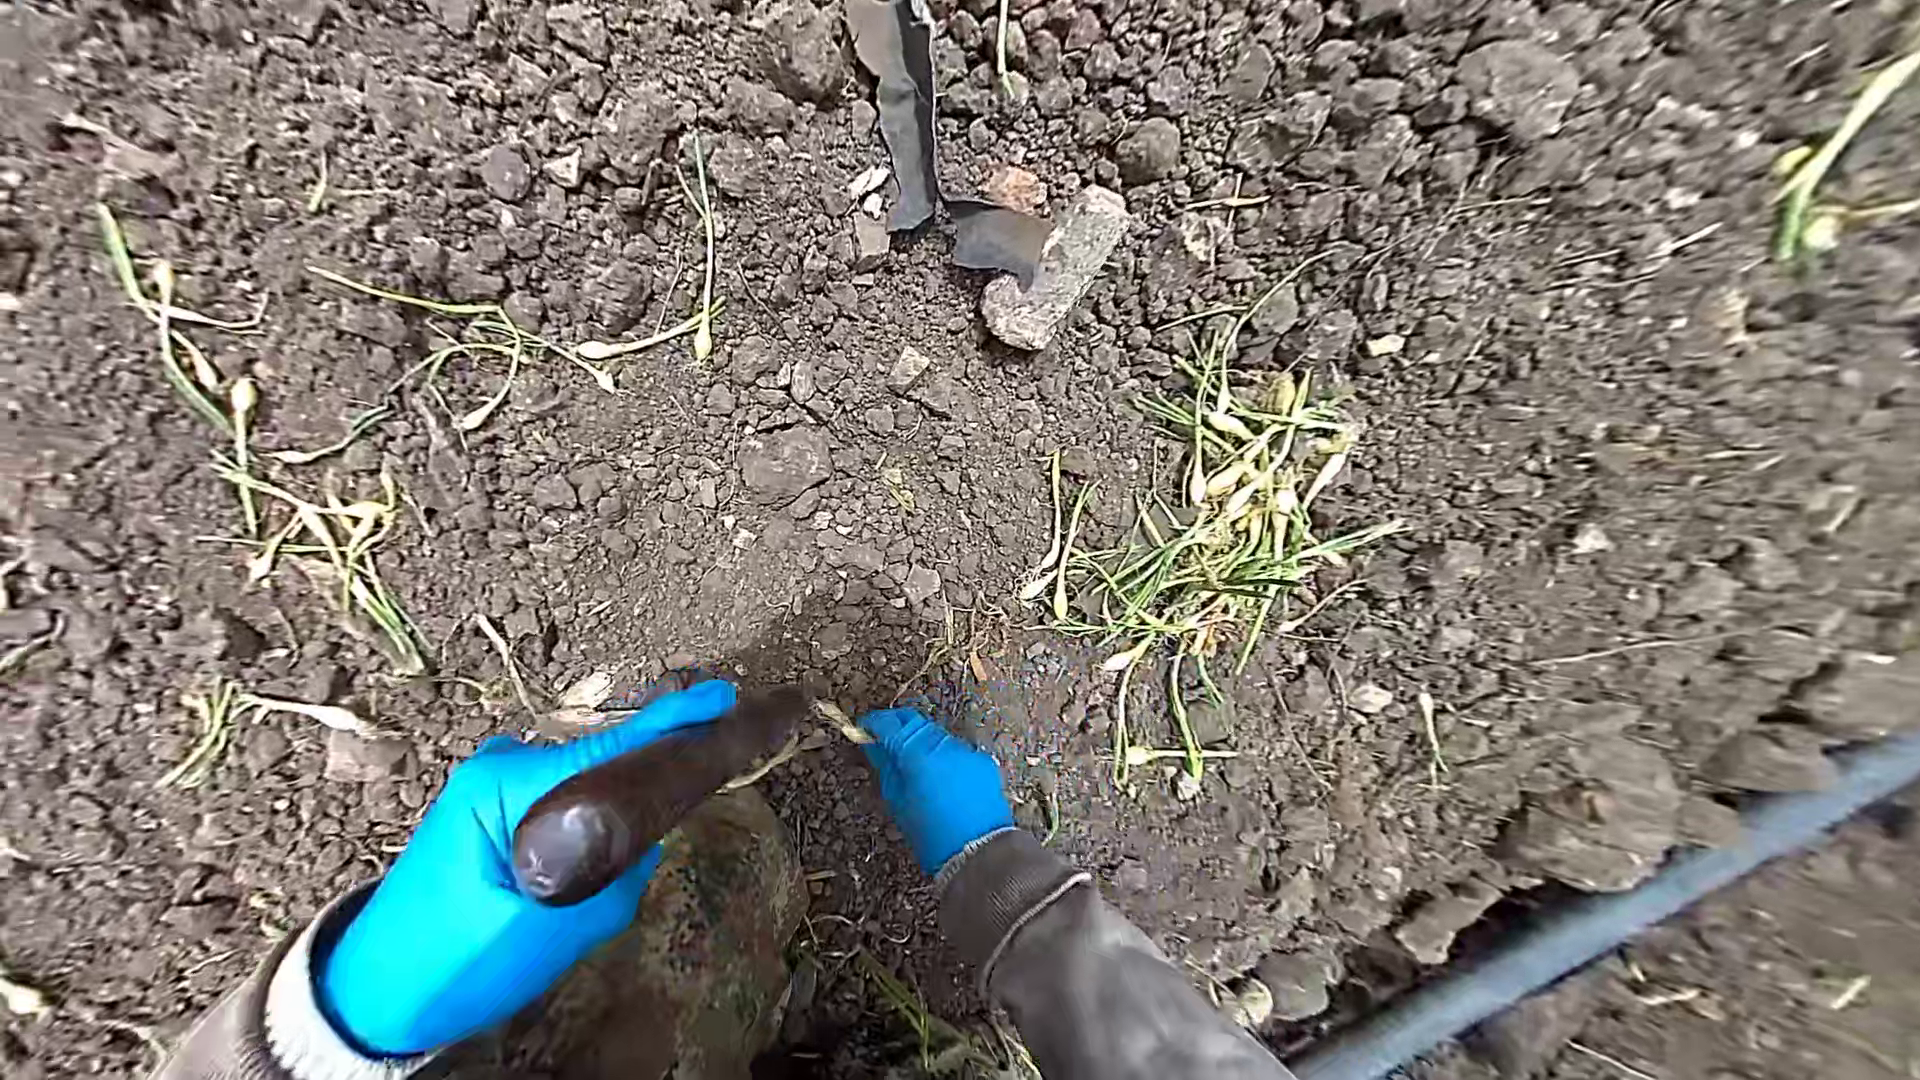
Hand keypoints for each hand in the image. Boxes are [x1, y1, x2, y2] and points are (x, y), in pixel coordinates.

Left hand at [317, 678, 737, 1054]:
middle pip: (606, 756)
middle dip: (648, 779)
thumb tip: (653, 841)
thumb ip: (617, 881)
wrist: (369, 999)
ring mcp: (502, 778)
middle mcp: (506, 764)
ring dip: (618, 805)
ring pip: (591, 778)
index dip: (673, 720)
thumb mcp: (548, 932)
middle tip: (679, 805)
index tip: (721, 697)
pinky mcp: (503, 798)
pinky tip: (591, 856)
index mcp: (506, 784)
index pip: (609, 746)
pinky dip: (596, 812)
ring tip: (611, 859)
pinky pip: (572, 792)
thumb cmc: (449, 965)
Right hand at [858, 707, 1014, 873]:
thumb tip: (875, 746)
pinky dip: (943, 757)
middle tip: (883, 742)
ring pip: (936, 735)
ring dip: (921, 743)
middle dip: (897, 727)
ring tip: (911, 765)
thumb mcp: (898, 803)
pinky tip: (939, 778)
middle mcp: (944, 745)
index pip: (891, 725)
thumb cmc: (932, 837)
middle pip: (915, 723)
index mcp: (919, 756)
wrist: (980, 855)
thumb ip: (887, 767)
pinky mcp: (982, 761)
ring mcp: (966, 751)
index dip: (874, 723)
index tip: (864, 727)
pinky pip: (956, 750)